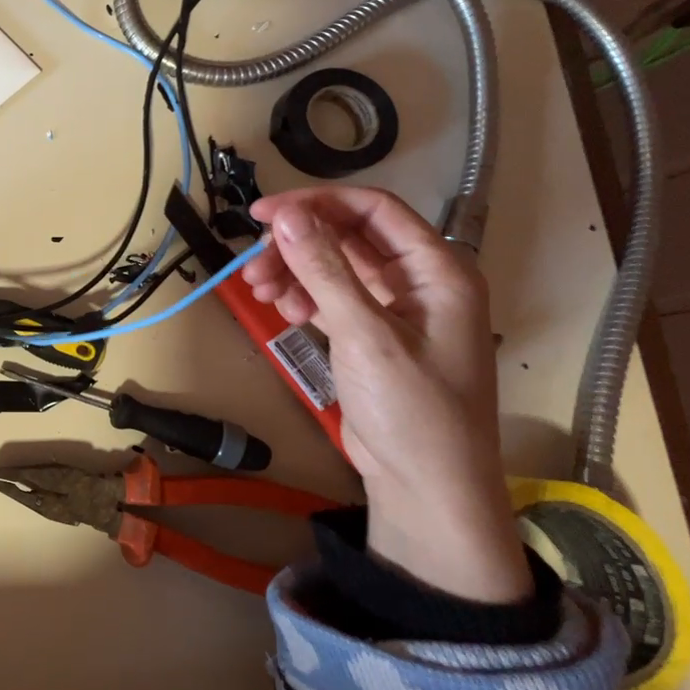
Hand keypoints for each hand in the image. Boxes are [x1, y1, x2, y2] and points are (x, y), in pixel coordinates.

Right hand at [242, 187, 529, 603]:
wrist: (425, 485)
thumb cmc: (410, 408)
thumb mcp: (364, 335)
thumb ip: (326, 271)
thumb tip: (288, 217)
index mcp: (437, 271)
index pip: (373, 210)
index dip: (316, 204)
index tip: (262, 215)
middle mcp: (419, 282)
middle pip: (348, 238)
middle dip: (297, 245)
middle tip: (252, 265)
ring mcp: (396, 311)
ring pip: (335, 268)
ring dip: (294, 272)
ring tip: (258, 290)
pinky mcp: (373, 337)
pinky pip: (333, 298)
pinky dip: (304, 297)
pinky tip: (282, 310)